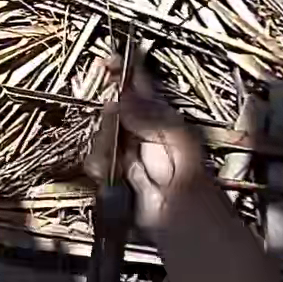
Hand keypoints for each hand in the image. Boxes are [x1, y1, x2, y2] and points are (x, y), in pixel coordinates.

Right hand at [87, 58, 211, 230]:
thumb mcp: (172, 138)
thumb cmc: (186, 177)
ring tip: (122, 166)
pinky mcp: (114, 173)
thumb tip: (119, 97)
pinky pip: (96, 160)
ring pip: (101, 135)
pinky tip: (113, 176)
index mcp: (160, 116)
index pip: (138, 85)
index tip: (107, 60)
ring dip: (106, 150)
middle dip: (108, 119)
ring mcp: (126, 151)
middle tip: (114, 135)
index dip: (123, 71)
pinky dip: (101, 167)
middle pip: (113, 109)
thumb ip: (145, 116)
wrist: (180, 221)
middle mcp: (141, 130)